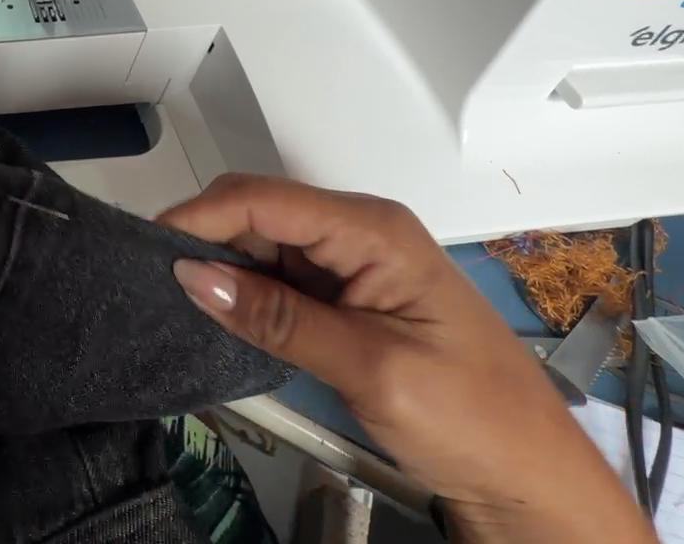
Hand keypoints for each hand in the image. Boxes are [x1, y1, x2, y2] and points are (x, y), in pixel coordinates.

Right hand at [159, 174, 654, 543]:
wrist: (531, 483)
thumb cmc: (474, 420)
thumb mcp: (369, 367)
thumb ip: (276, 317)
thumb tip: (192, 273)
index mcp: (373, 230)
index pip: (264, 200)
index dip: (202, 215)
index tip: (152, 246)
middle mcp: (357, 230)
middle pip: (257, 210)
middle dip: (206, 234)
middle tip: (160, 276)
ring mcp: (349, 260)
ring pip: (259, 240)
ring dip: (221, 263)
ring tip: (181, 296)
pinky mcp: (341, 290)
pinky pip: (274, 272)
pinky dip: (242, 287)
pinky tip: (220, 307)